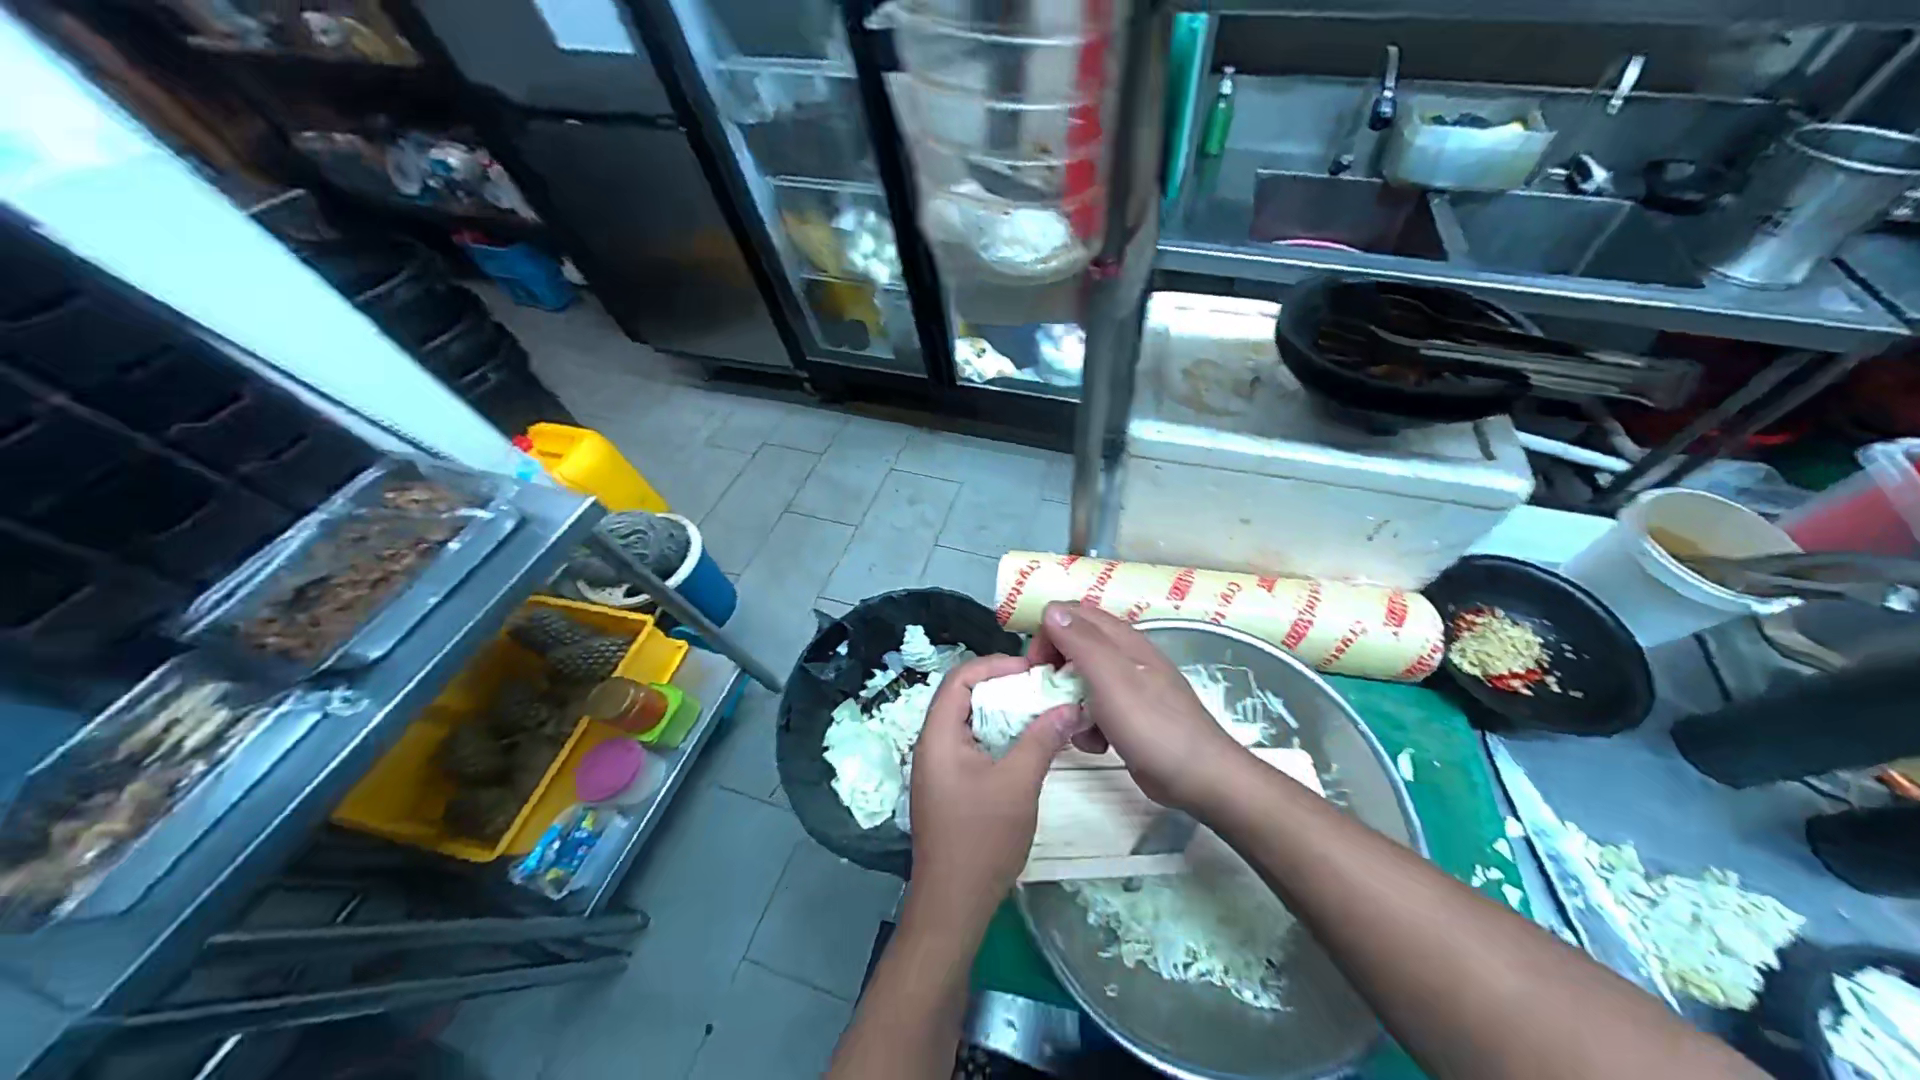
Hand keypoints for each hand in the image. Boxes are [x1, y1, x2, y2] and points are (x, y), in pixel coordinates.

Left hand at [908, 654, 1082, 920]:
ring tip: (1041, 710)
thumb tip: (1070, 706)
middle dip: (1003, 687)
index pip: (959, 679)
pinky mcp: (950, 786)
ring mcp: (939, 768)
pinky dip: (1000, 737)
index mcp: (938, 736)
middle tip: (1043, 687)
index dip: (995, 665)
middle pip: (964, 697)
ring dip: (1004, 713)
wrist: (954, 905)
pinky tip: (1028, 744)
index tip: (1033, 668)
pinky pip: (974, 746)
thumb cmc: (981, 839)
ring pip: (971, 723)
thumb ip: (1041, 740)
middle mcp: (932, 745)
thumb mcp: (1018, 784)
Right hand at [1027, 601, 1247, 812]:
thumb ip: (1081, 642)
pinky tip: (1096, 744)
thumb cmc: (1152, 725)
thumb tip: (1052, 609)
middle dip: (1055, 671)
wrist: (1198, 778)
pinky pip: (1094, 710)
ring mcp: (1127, 688)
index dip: (1048, 635)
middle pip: (1073, 647)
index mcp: (1121, 639)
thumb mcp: (1111, 678)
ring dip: (1068, 702)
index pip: (1070, 615)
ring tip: (1075, 725)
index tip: (1038, 667)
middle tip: (1048, 697)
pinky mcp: (1128, 716)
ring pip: (1080, 682)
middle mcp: (1124, 656)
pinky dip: (1087, 725)